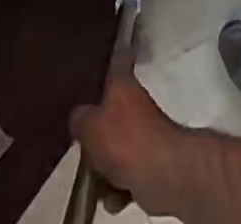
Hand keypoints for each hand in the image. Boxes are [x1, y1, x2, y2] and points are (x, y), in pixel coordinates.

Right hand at [69, 59, 186, 212]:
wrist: (161, 172)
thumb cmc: (124, 140)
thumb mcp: (89, 126)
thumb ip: (80, 119)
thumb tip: (79, 117)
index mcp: (122, 86)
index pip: (119, 60)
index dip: (115, 53)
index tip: (115, 44)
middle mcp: (135, 105)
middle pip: (108, 115)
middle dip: (95, 139)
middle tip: (86, 151)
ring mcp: (144, 133)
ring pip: (114, 149)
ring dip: (105, 171)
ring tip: (102, 181)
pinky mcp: (150, 162)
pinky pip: (125, 174)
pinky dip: (119, 187)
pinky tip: (117, 196)